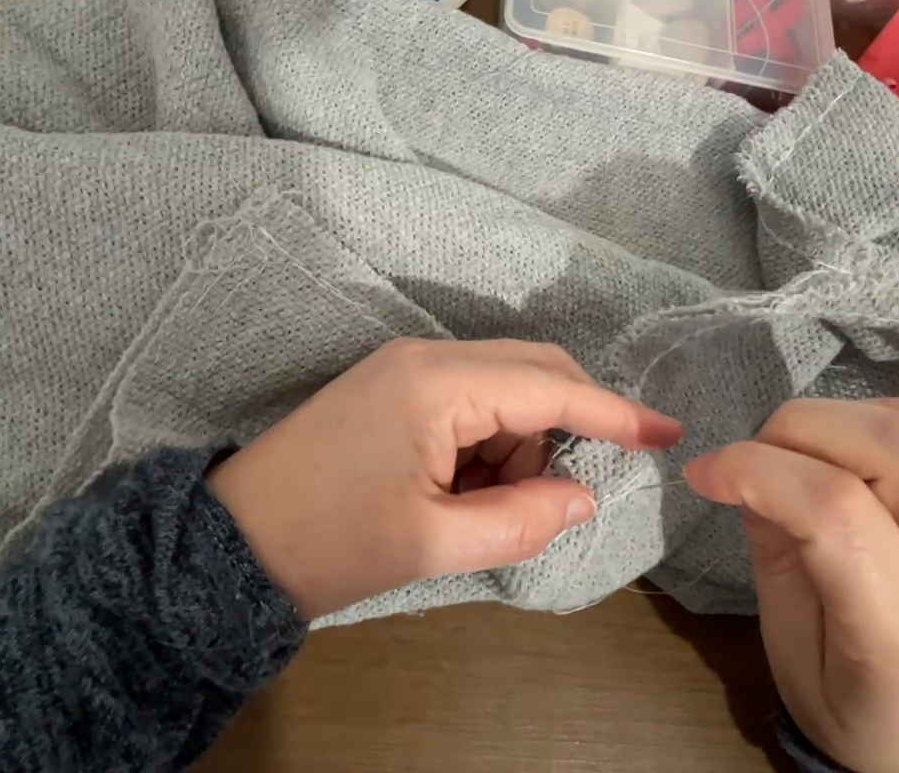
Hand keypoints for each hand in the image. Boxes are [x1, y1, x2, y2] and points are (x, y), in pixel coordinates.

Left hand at [206, 338, 682, 618]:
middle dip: (566, 421)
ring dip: (519, 440)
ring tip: (482, 505)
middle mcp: (426, 355)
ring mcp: (405, 363)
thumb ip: (521, 519)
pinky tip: (459, 487)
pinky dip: (486, 439)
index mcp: (438, 384)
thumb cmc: (330, 542)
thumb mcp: (434, 543)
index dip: (614, 410)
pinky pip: (467, 396)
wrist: (232, 541)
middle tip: (573, 483)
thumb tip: (582, 496)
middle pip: (530, 369)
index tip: (666, 432)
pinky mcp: (392, 382)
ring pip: (501, 385)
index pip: (549, 386)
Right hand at [684, 398, 898, 772]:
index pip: (840, 515)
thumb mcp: (789, 651)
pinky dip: (864, 421)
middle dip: (800, 431)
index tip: (702, 474)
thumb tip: (745, 470)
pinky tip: (836, 458)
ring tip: (792, 458)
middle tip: (753, 462)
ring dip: (834, 420)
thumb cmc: (851, 709)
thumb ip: (773, 553)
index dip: (757, 472)